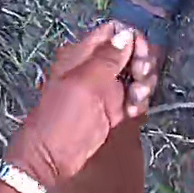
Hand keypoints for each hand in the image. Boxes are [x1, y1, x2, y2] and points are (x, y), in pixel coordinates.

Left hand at [7, 22, 151, 188]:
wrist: (51, 160)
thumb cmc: (60, 120)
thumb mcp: (83, 85)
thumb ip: (107, 59)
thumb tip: (127, 34)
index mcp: (81, 54)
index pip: (112, 32)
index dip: (130, 39)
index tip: (140, 54)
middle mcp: (95, 67)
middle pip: (130, 51)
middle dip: (141, 62)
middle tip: (140, 77)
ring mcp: (105, 88)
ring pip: (135, 74)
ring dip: (143, 84)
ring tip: (135, 101)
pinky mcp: (114, 109)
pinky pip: (134, 96)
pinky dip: (139, 102)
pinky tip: (133, 112)